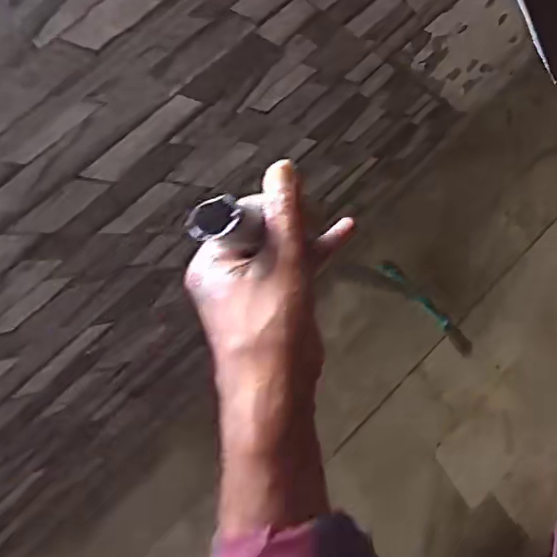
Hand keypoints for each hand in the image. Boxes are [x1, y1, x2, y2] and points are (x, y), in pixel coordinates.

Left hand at [186, 159, 354, 533]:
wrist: (278, 388)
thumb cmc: (274, 325)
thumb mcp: (285, 260)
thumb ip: (285, 213)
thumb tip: (281, 168)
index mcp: (213, 262)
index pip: (240, 213)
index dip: (271, 211)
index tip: (296, 220)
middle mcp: (225, 271)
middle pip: (262, 225)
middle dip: (292, 221)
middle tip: (312, 225)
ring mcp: (250, 286)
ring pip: (281, 243)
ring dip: (307, 234)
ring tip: (333, 226)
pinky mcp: (274, 298)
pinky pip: (293, 263)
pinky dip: (315, 250)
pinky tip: (343, 234)